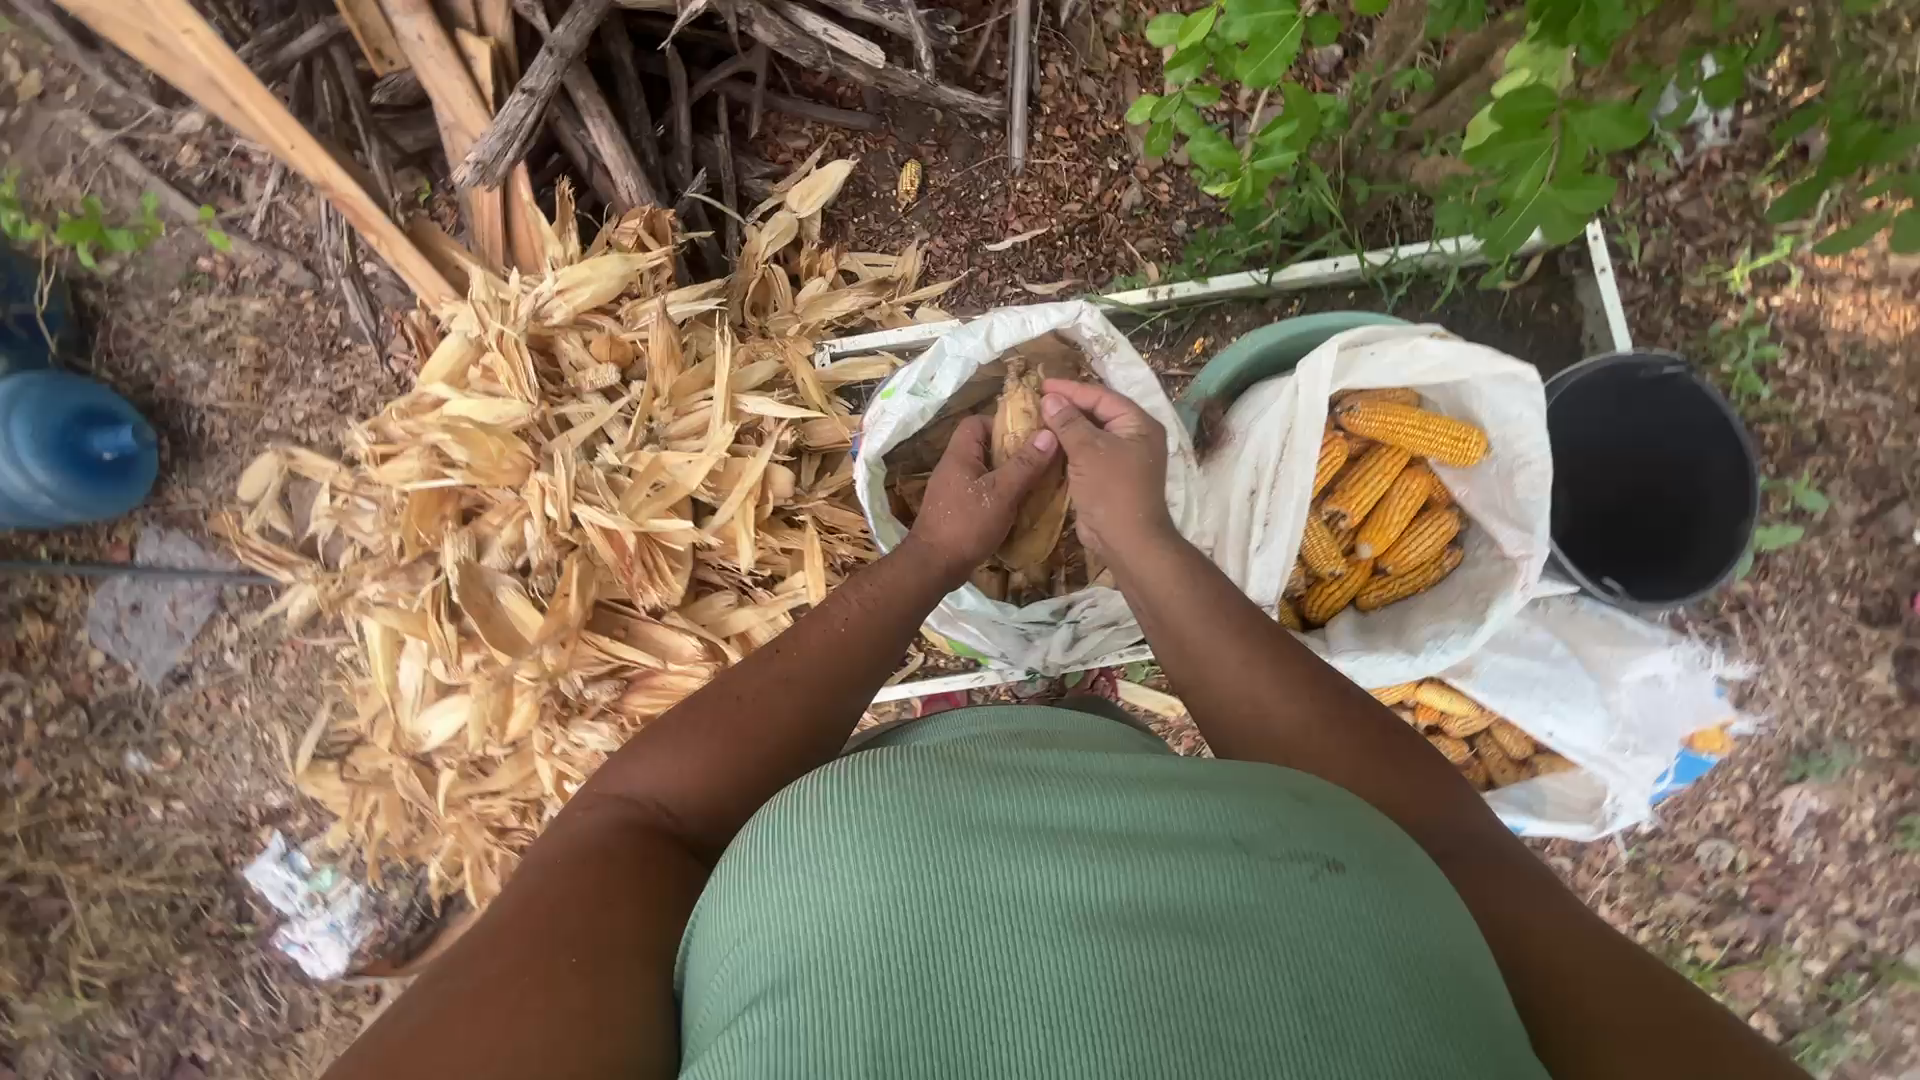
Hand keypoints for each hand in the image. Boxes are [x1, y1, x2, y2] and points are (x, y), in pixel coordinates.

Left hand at [902, 413, 1059, 582]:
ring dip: (1009, 476)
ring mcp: (954, 490)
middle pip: (984, 447)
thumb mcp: (1002, 492)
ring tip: (1036, 482)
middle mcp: (954, 467)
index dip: (1002, 423)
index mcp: (960, 455)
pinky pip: (983, 493)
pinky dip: (1001, 496)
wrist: (934, 565)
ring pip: (986, 472)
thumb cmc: (967, 524)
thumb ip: (1025, 464)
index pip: (977, 422)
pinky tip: (1020, 507)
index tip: (1028, 435)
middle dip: (1012, 452)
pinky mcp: (958, 510)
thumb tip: (1049, 433)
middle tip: (1040, 459)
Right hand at [1039, 379, 1175, 563]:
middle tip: (1037, 400)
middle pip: (1097, 413)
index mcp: (1138, 424)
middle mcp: (1134, 437)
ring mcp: (1122, 459)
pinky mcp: (1108, 477)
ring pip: (1090, 435)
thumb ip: (1067, 422)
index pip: (1102, 396)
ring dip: (1065, 428)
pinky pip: (1086, 455)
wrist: (1125, 540)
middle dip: (1067, 407)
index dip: (1071, 390)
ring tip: (1037, 418)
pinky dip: (1068, 448)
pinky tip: (1046, 444)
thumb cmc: (1112, 490)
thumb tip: (1049, 399)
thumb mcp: (1087, 450)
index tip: (1042, 385)